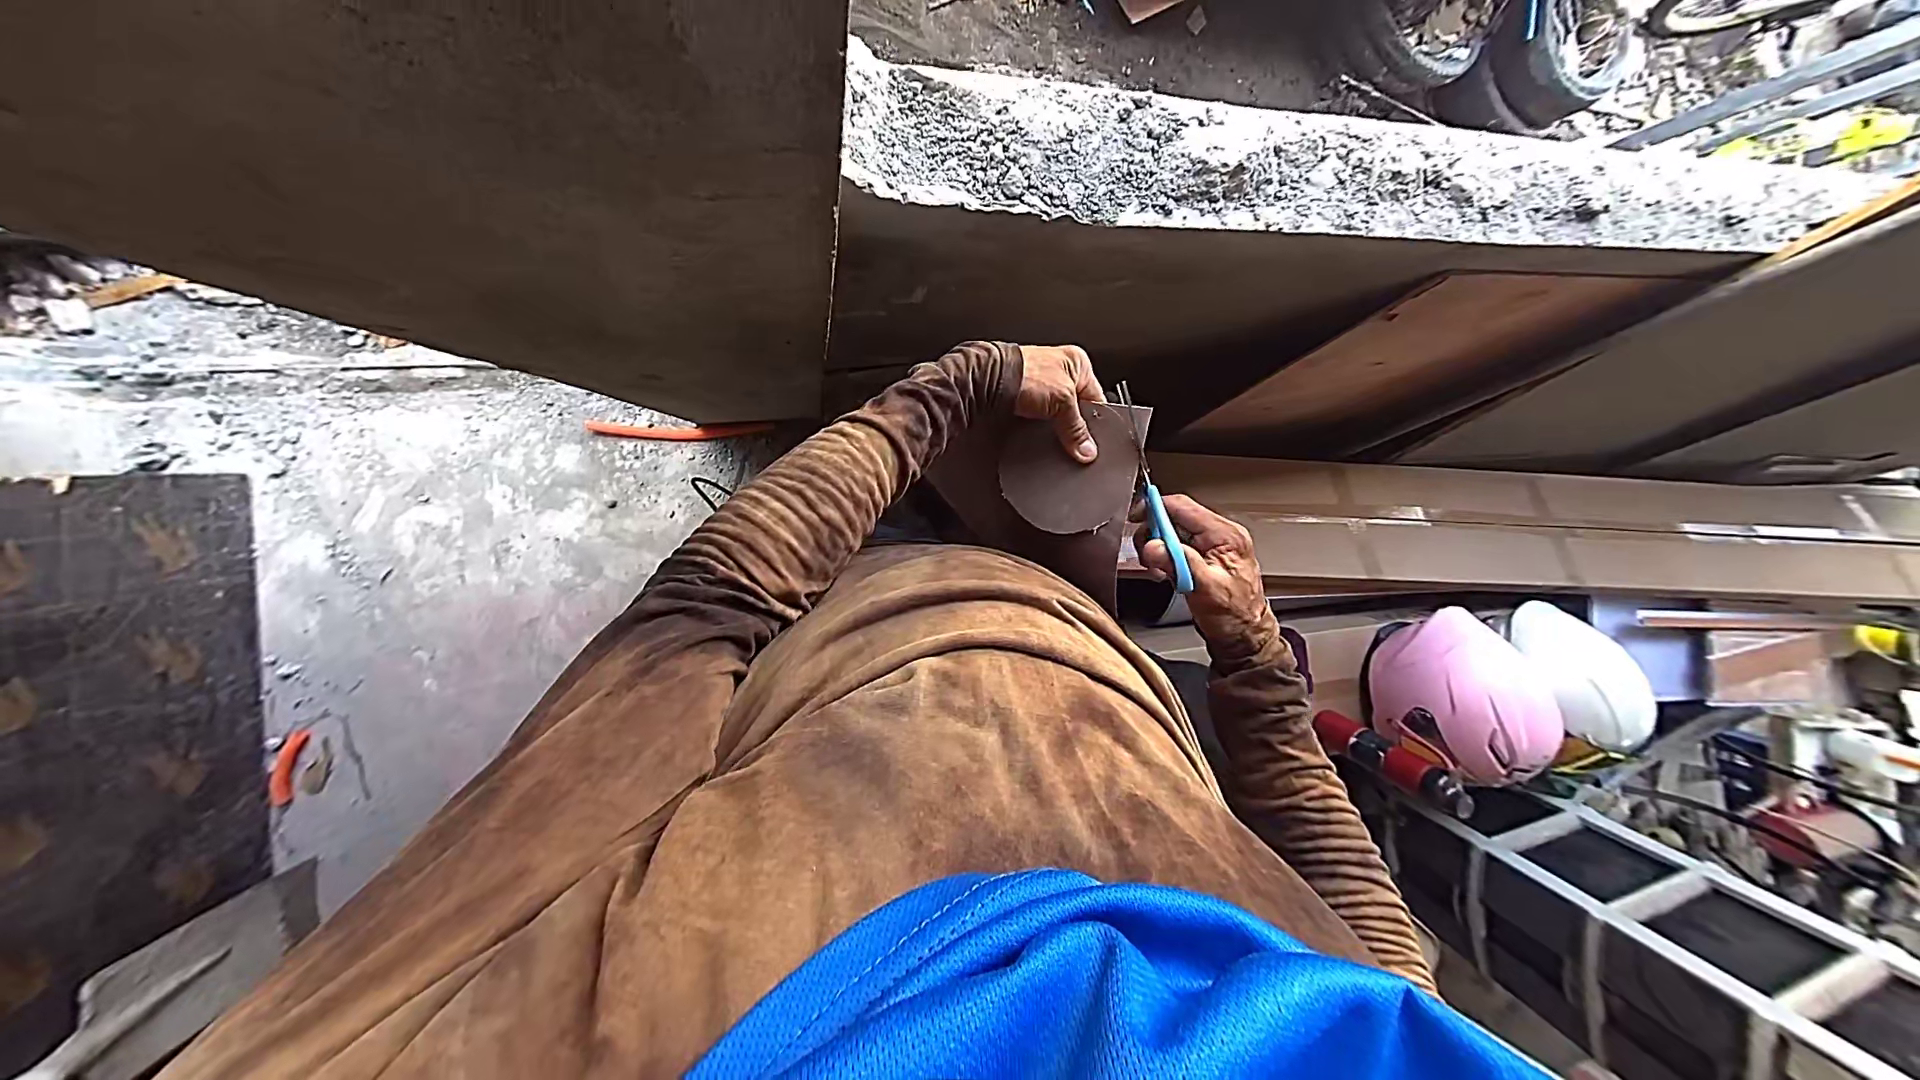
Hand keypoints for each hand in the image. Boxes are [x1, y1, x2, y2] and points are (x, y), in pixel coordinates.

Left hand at [1014, 344, 1103, 463]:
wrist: (988, 380)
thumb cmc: (1025, 374)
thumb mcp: (1064, 401)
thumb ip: (1077, 428)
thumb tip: (1087, 450)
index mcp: (1077, 362)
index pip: (1096, 397)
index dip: (1097, 420)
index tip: (1095, 441)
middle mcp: (1060, 371)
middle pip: (1076, 409)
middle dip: (1074, 425)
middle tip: (1075, 441)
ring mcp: (1041, 385)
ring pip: (1056, 416)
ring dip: (1054, 428)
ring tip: (1053, 437)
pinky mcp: (1024, 399)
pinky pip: (1038, 420)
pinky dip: (1038, 429)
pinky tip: (1037, 435)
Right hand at [1133, 493, 1269, 652]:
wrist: (1244, 634)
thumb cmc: (1234, 615)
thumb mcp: (1205, 589)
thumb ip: (1179, 564)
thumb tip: (1154, 547)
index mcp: (1225, 535)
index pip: (1183, 507)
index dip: (1155, 509)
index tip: (1136, 518)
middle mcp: (1220, 533)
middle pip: (1175, 516)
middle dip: (1154, 533)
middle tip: (1147, 555)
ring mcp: (1212, 543)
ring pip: (1173, 530)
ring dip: (1158, 546)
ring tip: (1160, 569)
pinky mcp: (1204, 553)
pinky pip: (1177, 544)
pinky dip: (1165, 555)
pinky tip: (1167, 571)